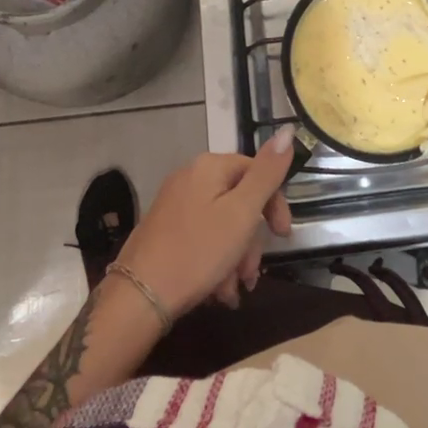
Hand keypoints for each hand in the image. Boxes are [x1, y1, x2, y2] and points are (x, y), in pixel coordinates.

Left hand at [114, 125, 294, 318]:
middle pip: (239, 202)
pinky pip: (203, 239)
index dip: (275, 205)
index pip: (257, 172)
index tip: (282, 237)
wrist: (139, 296)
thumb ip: (267, 173)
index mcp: (209, 167)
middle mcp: (190, 178)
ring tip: (232, 291)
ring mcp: (175, 205)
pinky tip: (217, 292)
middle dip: (251, 242)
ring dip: (235, 259)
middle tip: (251, 274)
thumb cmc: (198, 252)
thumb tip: (288, 131)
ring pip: (223, 226)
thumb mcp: (242, 212)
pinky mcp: (166, 231)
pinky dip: (215, 263)